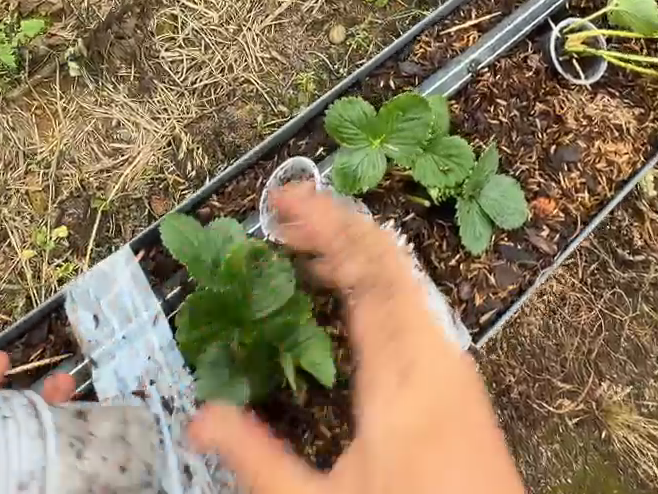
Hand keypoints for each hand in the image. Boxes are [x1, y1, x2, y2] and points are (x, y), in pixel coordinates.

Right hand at [188, 183, 525, 493]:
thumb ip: (259, 456)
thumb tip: (200, 419)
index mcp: (399, 371)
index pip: (363, 269)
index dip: (324, 223)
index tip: (286, 200)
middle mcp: (431, 349)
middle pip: (386, 256)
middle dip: (333, 222)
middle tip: (285, 213)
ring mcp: (450, 357)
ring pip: (402, 273)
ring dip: (354, 246)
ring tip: (307, 240)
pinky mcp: (456, 372)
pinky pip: (413, 297)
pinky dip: (376, 275)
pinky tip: (351, 287)